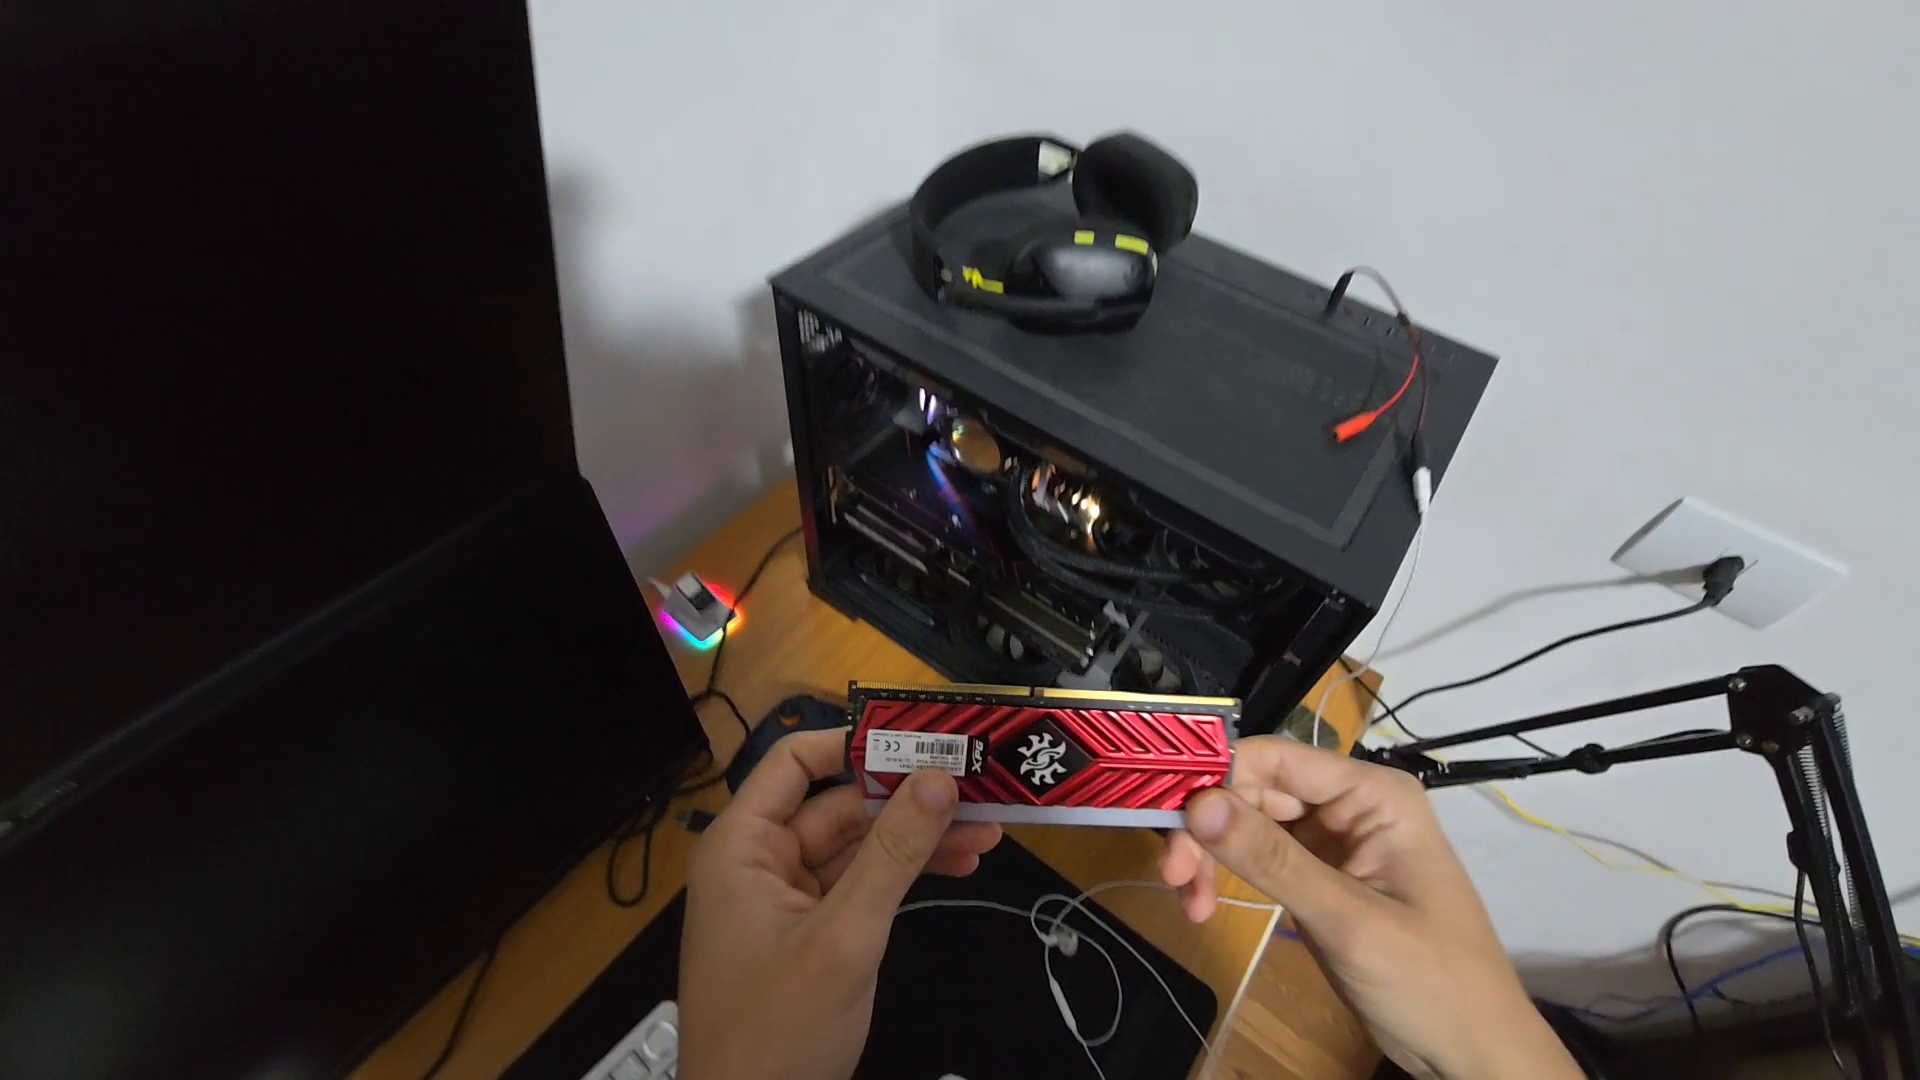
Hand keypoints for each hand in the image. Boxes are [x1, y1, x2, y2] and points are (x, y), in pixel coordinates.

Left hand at [679, 728, 1002, 1079]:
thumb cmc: (779, 1032)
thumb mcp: (844, 936)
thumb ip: (893, 853)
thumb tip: (939, 778)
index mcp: (743, 844)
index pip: (796, 761)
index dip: (856, 742)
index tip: (921, 739)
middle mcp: (762, 857)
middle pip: (841, 802)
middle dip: (909, 798)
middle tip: (976, 786)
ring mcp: (789, 894)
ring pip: (861, 842)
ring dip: (919, 836)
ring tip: (988, 829)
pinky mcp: (814, 926)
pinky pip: (864, 880)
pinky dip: (907, 872)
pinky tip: (960, 863)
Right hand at [1159, 736, 1580, 1079]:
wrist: (1476, 1061)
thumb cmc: (1433, 984)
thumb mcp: (1349, 921)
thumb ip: (1272, 859)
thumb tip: (1197, 803)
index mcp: (1369, 793)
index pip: (1272, 758)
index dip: (1215, 776)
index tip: (1167, 815)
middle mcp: (1343, 802)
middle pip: (1249, 789)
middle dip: (1205, 828)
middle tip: (1171, 874)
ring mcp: (1326, 836)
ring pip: (1242, 821)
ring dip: (1208, 855)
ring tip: (1186, 898)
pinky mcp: (1311, 870)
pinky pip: (1252, 854)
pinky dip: (1223, 875)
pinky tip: (1204, 904)